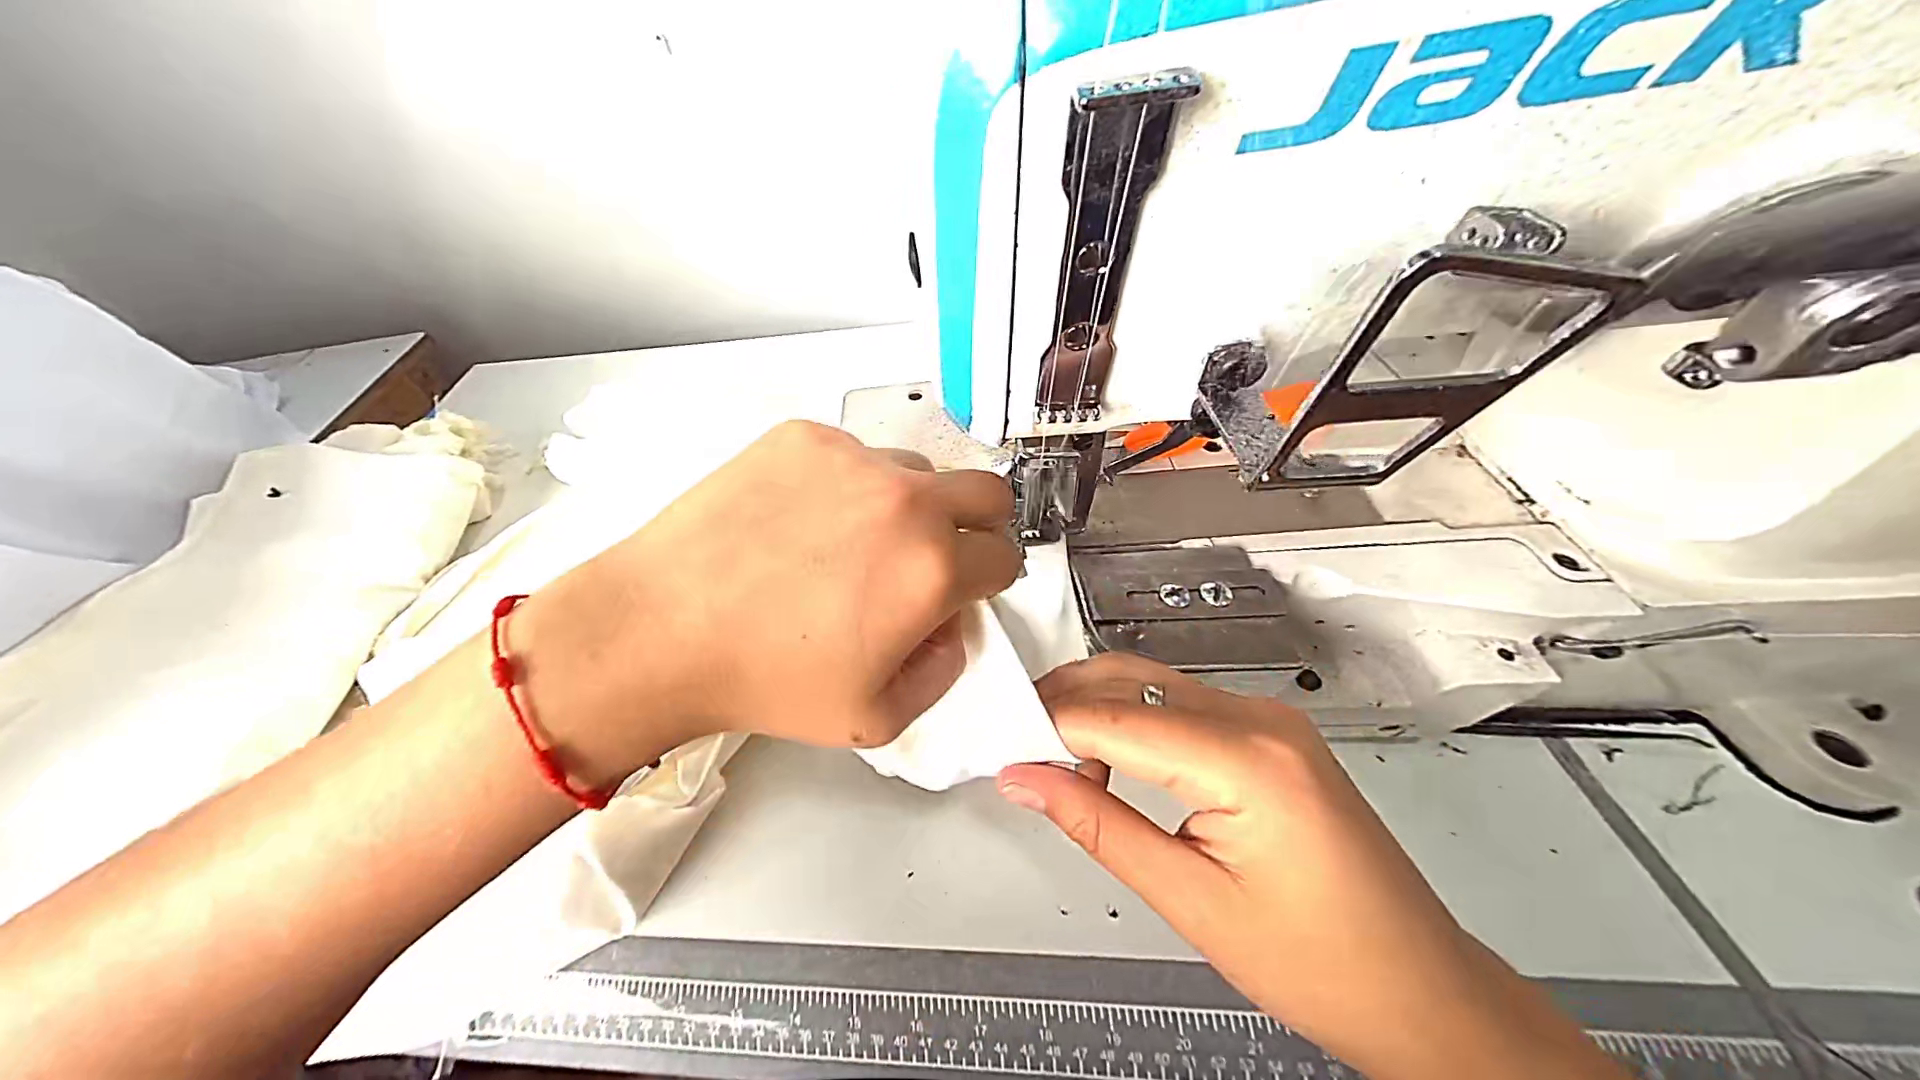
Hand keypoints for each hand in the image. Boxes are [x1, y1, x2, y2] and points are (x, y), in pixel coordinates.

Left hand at [516, 421, 1019, 783]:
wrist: (659, 632)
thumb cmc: (762, 678)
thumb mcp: (876, 716)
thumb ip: (942, 672)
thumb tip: (948, 628)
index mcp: (933, 567)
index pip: (1003, 556)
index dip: (989, 580)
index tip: (968, 587)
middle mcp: (904, 500)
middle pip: (987, 491)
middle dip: (978, 526)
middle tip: (939, 554)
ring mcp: (852, 460)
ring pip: (917, 471)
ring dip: (909, 505)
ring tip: (854, 544)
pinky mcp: (803, 439)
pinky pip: (854, 456)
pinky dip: (848, 485)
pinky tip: (806, 524)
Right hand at [997, 653, 1628, 1079]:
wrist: (1421, 990)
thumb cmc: (1325, 964)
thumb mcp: (1189, 900)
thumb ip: (1095, 824)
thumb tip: (1026, 778)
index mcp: (1247, 760)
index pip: (1112, 719)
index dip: (1045, 727)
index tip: (1002, 746)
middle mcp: (1259, 719)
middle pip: (1127, 680)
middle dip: (1062, 704)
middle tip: (1018, 747)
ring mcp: (1268, 718)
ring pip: (1148, 684)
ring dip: (1093, 710)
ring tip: (1056, 762)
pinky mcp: (1268, 731)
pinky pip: (1178, 703)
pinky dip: (1130, 721)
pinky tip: (1111, 761)